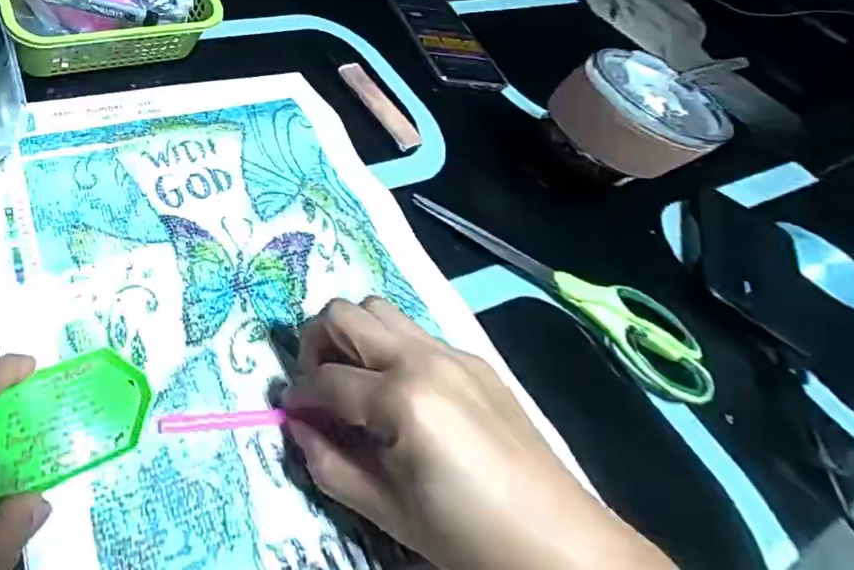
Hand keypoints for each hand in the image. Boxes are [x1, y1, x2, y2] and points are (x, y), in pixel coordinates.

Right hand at [281, 298, 673, 569]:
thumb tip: (295, 425)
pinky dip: (391, 348)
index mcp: (402, 399)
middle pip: (345, 313)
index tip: (292, 411)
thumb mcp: (389, 513)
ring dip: (354, 335)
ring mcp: (451, 351)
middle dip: (316, 342)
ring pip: (379, 309)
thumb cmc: (469, 537)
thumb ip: (331, 465)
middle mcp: (422, 358)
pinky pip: (415, 332)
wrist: (562, 545)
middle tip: (319, 382)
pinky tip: (401, 393)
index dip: (300, 395)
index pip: (327, 380)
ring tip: (355, 380)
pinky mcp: (472, 357)